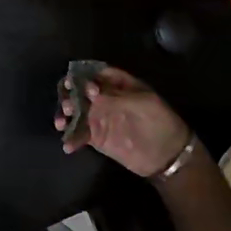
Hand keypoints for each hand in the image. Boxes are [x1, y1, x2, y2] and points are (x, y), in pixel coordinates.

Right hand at [54, 65, 192, 177]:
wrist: (169, 156)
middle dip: (68, 95)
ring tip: (61, 123)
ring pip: (73, 110)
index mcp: (118, 85)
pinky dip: (71, 138)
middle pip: (78, 90)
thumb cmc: (161, 123)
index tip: (77, 85)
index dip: (83, 76)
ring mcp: (98, 117)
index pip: (94, 74)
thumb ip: (116, 96)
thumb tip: (88, 90)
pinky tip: (68, 145)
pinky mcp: (96, 137)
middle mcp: (104, 98)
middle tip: (68, 106)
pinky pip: (78, 134)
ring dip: (64, 114)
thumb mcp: (145, 104)